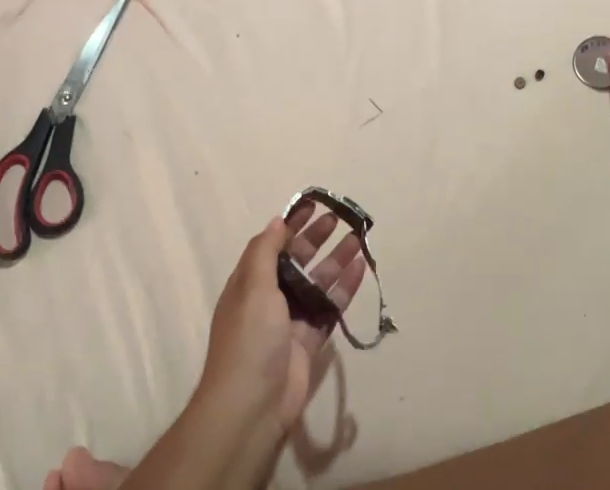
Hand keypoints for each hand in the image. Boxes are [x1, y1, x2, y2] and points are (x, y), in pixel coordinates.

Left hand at [195, 210, 368, 438]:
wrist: (252, 404)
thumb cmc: (250, 338)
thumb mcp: (253, 287)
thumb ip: (266, 252)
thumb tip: (277, 221)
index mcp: (249, 283)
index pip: (272, 245)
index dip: (291, 224)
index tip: (313, 205)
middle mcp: (269, 298)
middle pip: (296, 261)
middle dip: (316, 239)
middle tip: (340, 219)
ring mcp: (290, 321)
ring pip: (317, 283)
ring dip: (335, 261)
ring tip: (358, 240)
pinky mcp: (309, 341)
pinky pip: (329, 308)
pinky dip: (344, 289)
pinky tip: (360, 270)